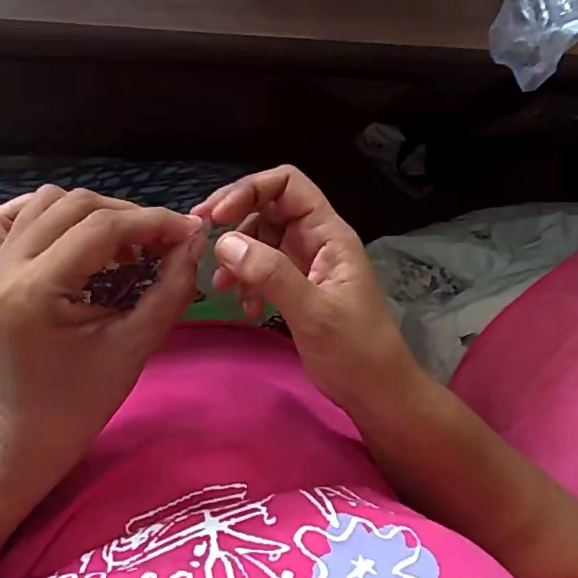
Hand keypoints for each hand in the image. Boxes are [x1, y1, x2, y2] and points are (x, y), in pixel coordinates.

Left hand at [0, 186, 205, 482]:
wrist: (31, 430)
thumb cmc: (84, 399)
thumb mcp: (136, 345)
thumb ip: (170, 288)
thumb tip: (193, 241)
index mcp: (34, 291)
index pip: (100, 228)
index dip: (153, 221)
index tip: (191, 230)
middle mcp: (5, 267)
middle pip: (75, 205)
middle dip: (129, 215)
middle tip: (163, 242)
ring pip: (47, 201)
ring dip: (95, 212)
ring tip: (125, 244)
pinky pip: (14, 217)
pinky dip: (51, 214)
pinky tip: (76, 235)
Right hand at [192, 165, 420, 417]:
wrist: (376, 393)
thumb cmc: (356, 351)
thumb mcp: (314, 313)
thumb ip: (272, 275)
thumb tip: (225, 242)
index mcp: (328, 234)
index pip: (288, 185)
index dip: (250, 190)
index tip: (218, 216)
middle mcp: (315, 241)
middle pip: (267, 207)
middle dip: (233, 220)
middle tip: (200, 241)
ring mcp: (305, 263)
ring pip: (260, 239)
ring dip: (236, 256)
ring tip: (222, 285)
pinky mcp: (296, 287)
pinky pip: (262, 269)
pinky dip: (246, 281)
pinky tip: (244, 307)